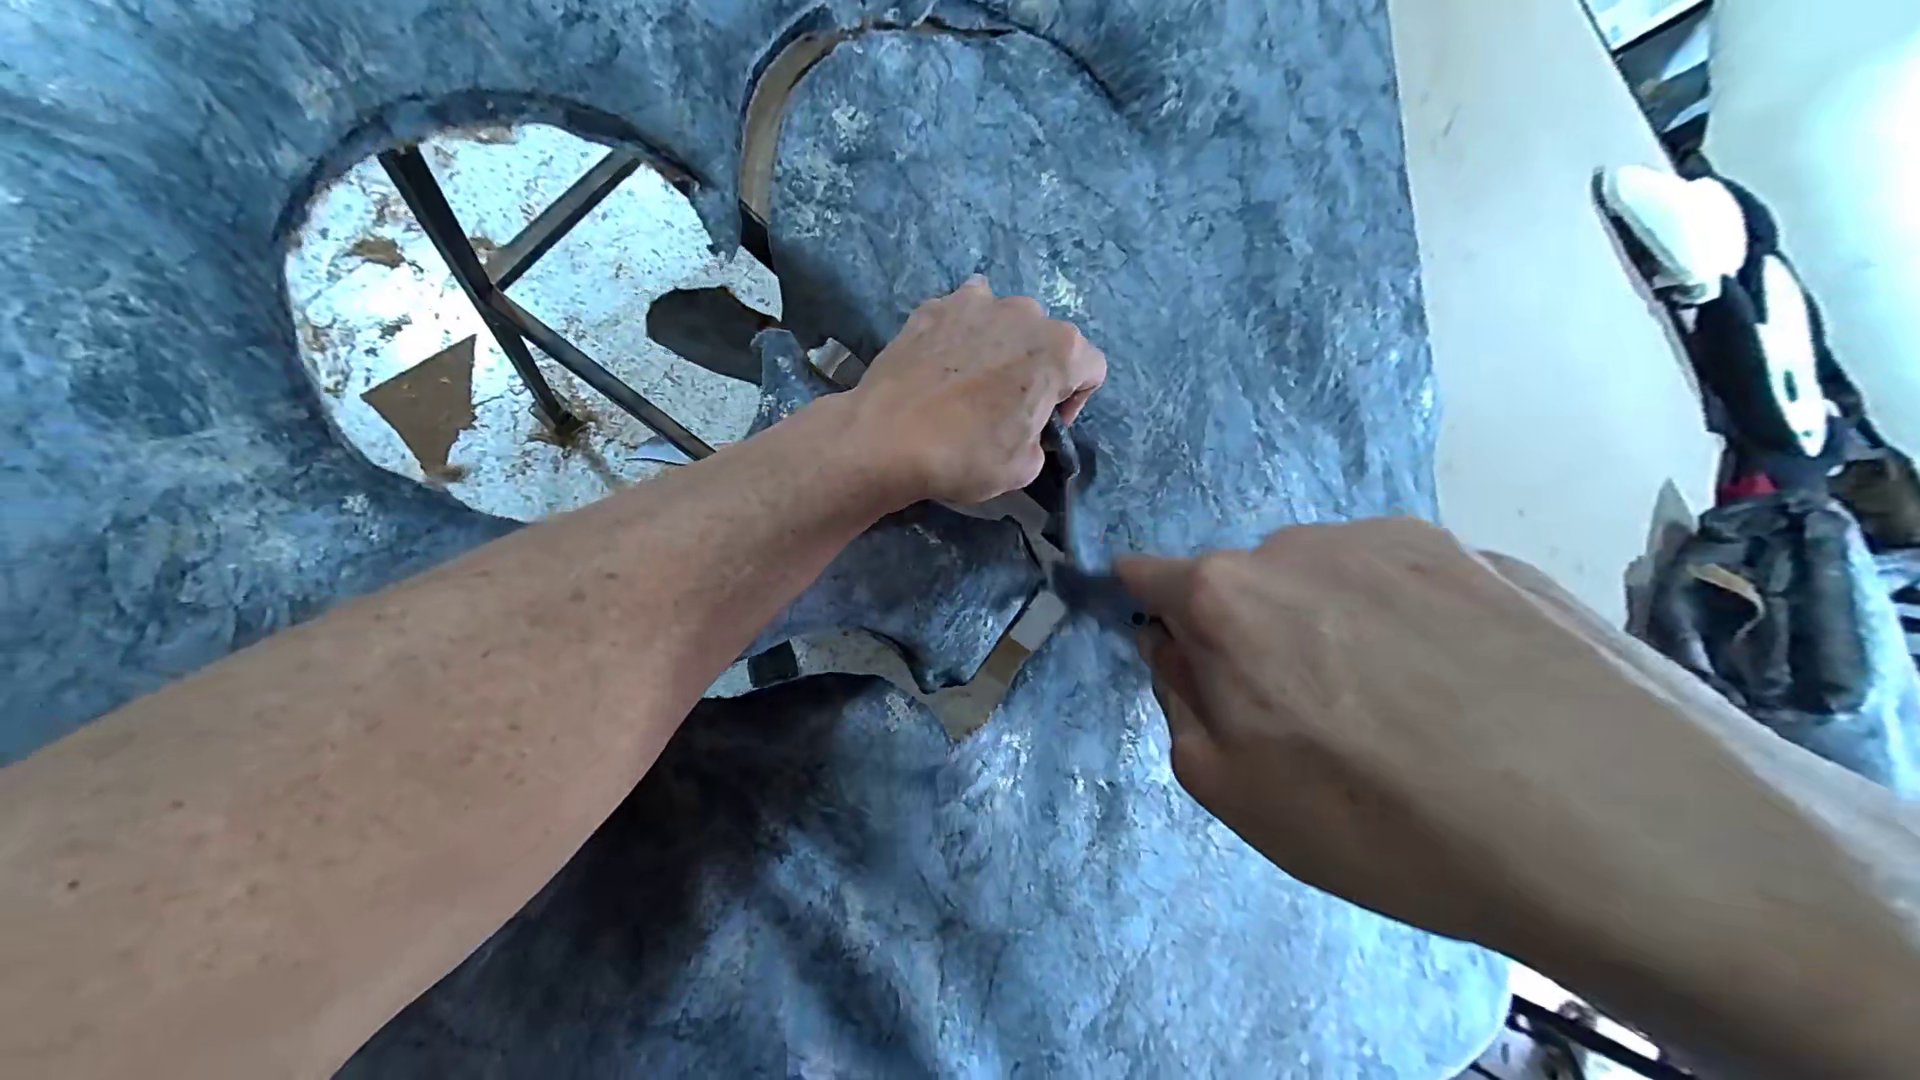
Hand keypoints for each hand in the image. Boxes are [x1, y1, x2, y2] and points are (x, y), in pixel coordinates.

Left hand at [845, 277, 1105, 505]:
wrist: (887, 438)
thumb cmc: (966, 455)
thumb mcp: (1025, 466)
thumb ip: (1041, 436)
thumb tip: (1024, 425)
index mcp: (1061, 349)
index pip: (1092, 369)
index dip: (1073, 403)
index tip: (1044, 427)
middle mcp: (1025, 312)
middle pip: (1048, 341)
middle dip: (1036, 371)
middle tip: (1006, 408)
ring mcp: (976, 302)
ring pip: (1004, 323)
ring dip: (1000, 348)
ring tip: (971, 383)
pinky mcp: (932, 306)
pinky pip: (961, 317)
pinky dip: (960, 336)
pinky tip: (942, 366)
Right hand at [1115, 518, 1683, 945]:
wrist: (1623, 834)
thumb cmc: (1382, 822)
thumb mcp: (1230, 789)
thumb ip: (1175, 699)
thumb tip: (1171, 645)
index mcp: (1224, 597)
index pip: (1148, 575)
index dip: (1150, 610)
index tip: (1175, 647)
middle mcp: (1297, 547)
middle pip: (1241, 582)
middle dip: (1248, 630)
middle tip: (1308, 708)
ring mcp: (1393, 538)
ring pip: (1321, 574)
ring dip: (1327, 619)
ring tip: (1400, 699)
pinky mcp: (1479, 551)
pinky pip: (1401, 579)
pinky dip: (1403, 617)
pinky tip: (1462, 681)